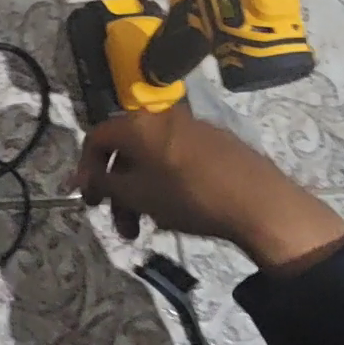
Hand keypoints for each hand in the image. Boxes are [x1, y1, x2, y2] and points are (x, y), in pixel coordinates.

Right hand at [74, 107, 343, 270]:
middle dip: (116, 189)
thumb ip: (105, 181)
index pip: (96, 138)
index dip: (85, 169)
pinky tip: (174, 212)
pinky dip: (164, 183)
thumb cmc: (188, 196)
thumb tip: (87, 175)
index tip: (88, 199)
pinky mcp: (215, 143)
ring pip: (150, 158)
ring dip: (140, 191)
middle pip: (124, 151)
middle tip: (119, 222)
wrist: (259, 202)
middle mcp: (162, 117)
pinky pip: (175, 159)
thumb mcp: (136, 194)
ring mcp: (191, 128)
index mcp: (137, 124)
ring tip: (146, 226)